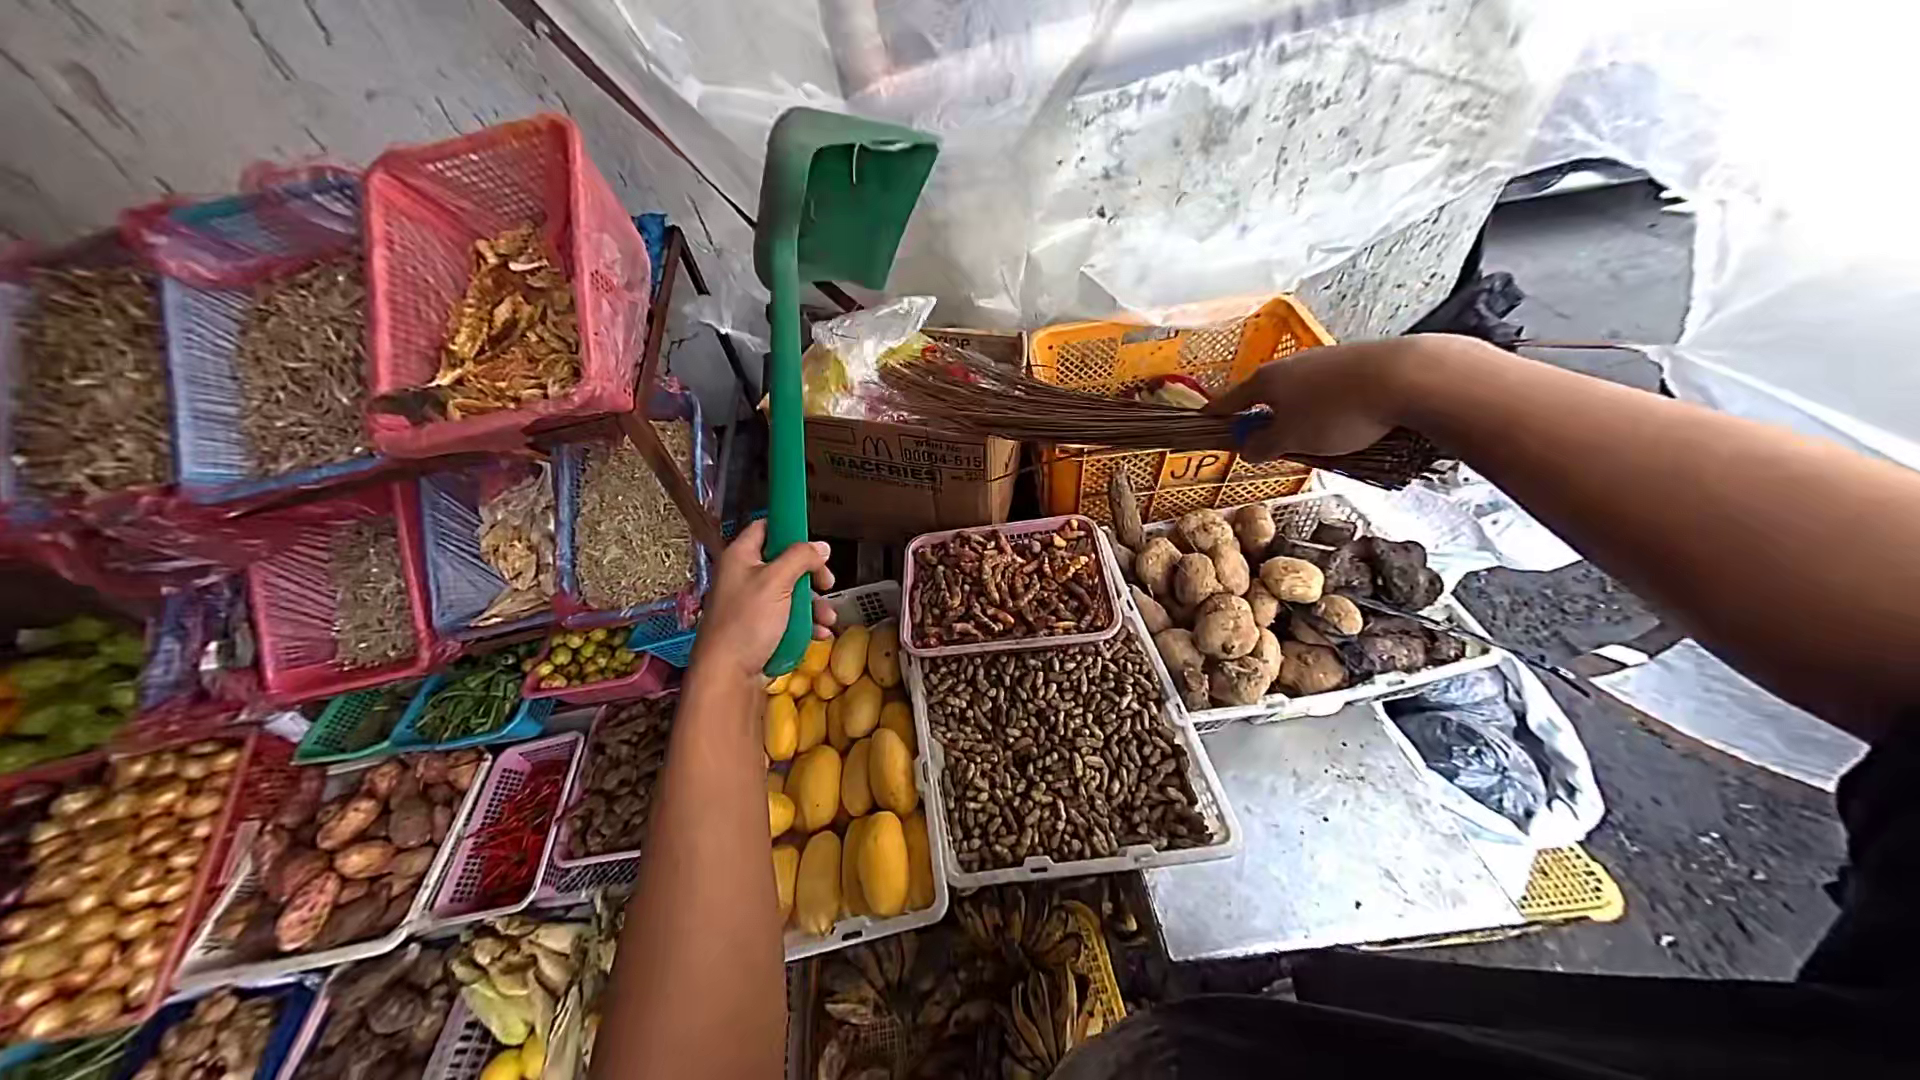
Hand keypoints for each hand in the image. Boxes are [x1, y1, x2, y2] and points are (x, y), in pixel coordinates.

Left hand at [689, 519, 836, 681]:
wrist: (728, 675)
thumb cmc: (747, 622)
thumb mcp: (777, 582)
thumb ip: (801, 558)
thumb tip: (821, 547)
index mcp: (741, 556)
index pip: (765, 527)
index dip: (789, 528)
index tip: (812, 541)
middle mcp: (744, 575)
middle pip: (785, 562)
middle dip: (811, 574)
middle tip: (827, 583)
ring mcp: (752, 603)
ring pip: (791, 592)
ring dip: (813, 603)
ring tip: (827, 618)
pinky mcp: (760, 627)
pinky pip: (788, 617)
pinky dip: (806, 623)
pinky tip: (819, 633)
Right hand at [1204, 335, 1470, 460]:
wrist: (1408, 378)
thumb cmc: (1335, 412)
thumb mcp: (1290, 439)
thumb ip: (1262, 445)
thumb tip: (1248, 447)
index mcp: (1265, 380)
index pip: (1228, 401)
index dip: (1215, 417)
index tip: (1205, 425)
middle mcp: (1291, 364)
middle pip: (1266, 395)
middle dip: (1263, 418)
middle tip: (1267, 445)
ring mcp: (1324, 360)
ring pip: (1299, 393)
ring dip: (1298, 414)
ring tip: (1313, 440)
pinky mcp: (1356, 363)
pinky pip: (1328, 391)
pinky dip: (1326, 408)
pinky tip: (1345, 424)